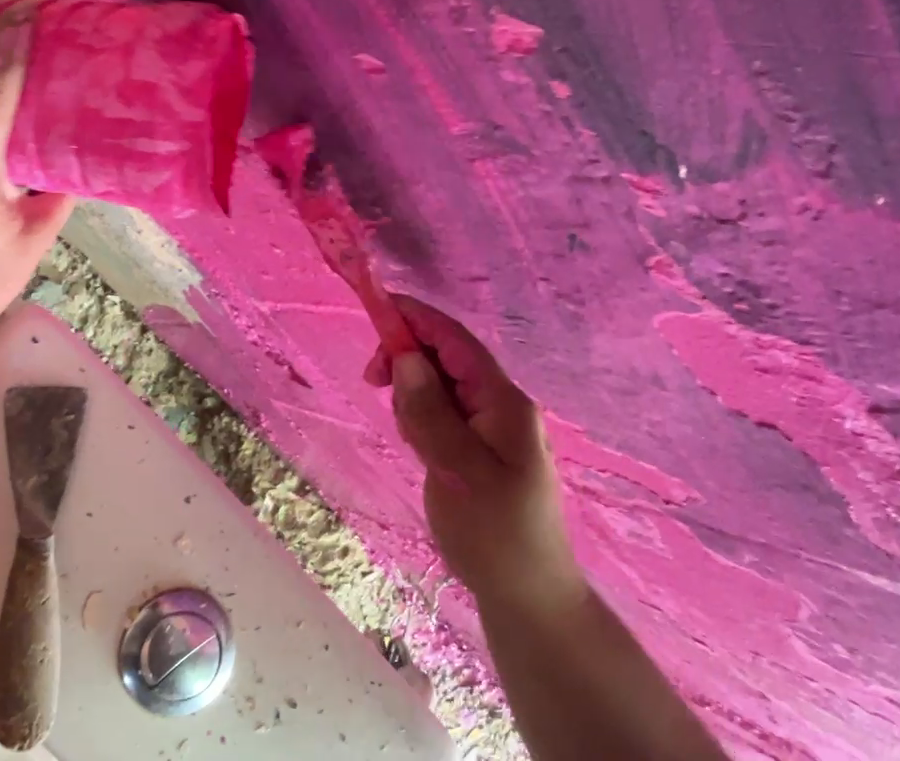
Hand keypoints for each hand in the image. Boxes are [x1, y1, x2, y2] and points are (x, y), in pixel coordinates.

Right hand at [364, 295, 586, 618]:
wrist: (526, 594)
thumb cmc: (495, 532)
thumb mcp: (458, 470)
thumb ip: (430, 410)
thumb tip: (406, 356)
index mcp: (504, 402)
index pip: (456, 340)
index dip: (417, 317)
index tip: (374, 306)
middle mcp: (499, 405)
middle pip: (444, 357)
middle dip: (406, 359)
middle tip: (372, 384)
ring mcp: (489, 427)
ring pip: (437, 385)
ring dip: (411, 394)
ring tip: (410, 437)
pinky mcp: (475, 448)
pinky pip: (439, 412)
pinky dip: (419, 416)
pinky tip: (418, 445)